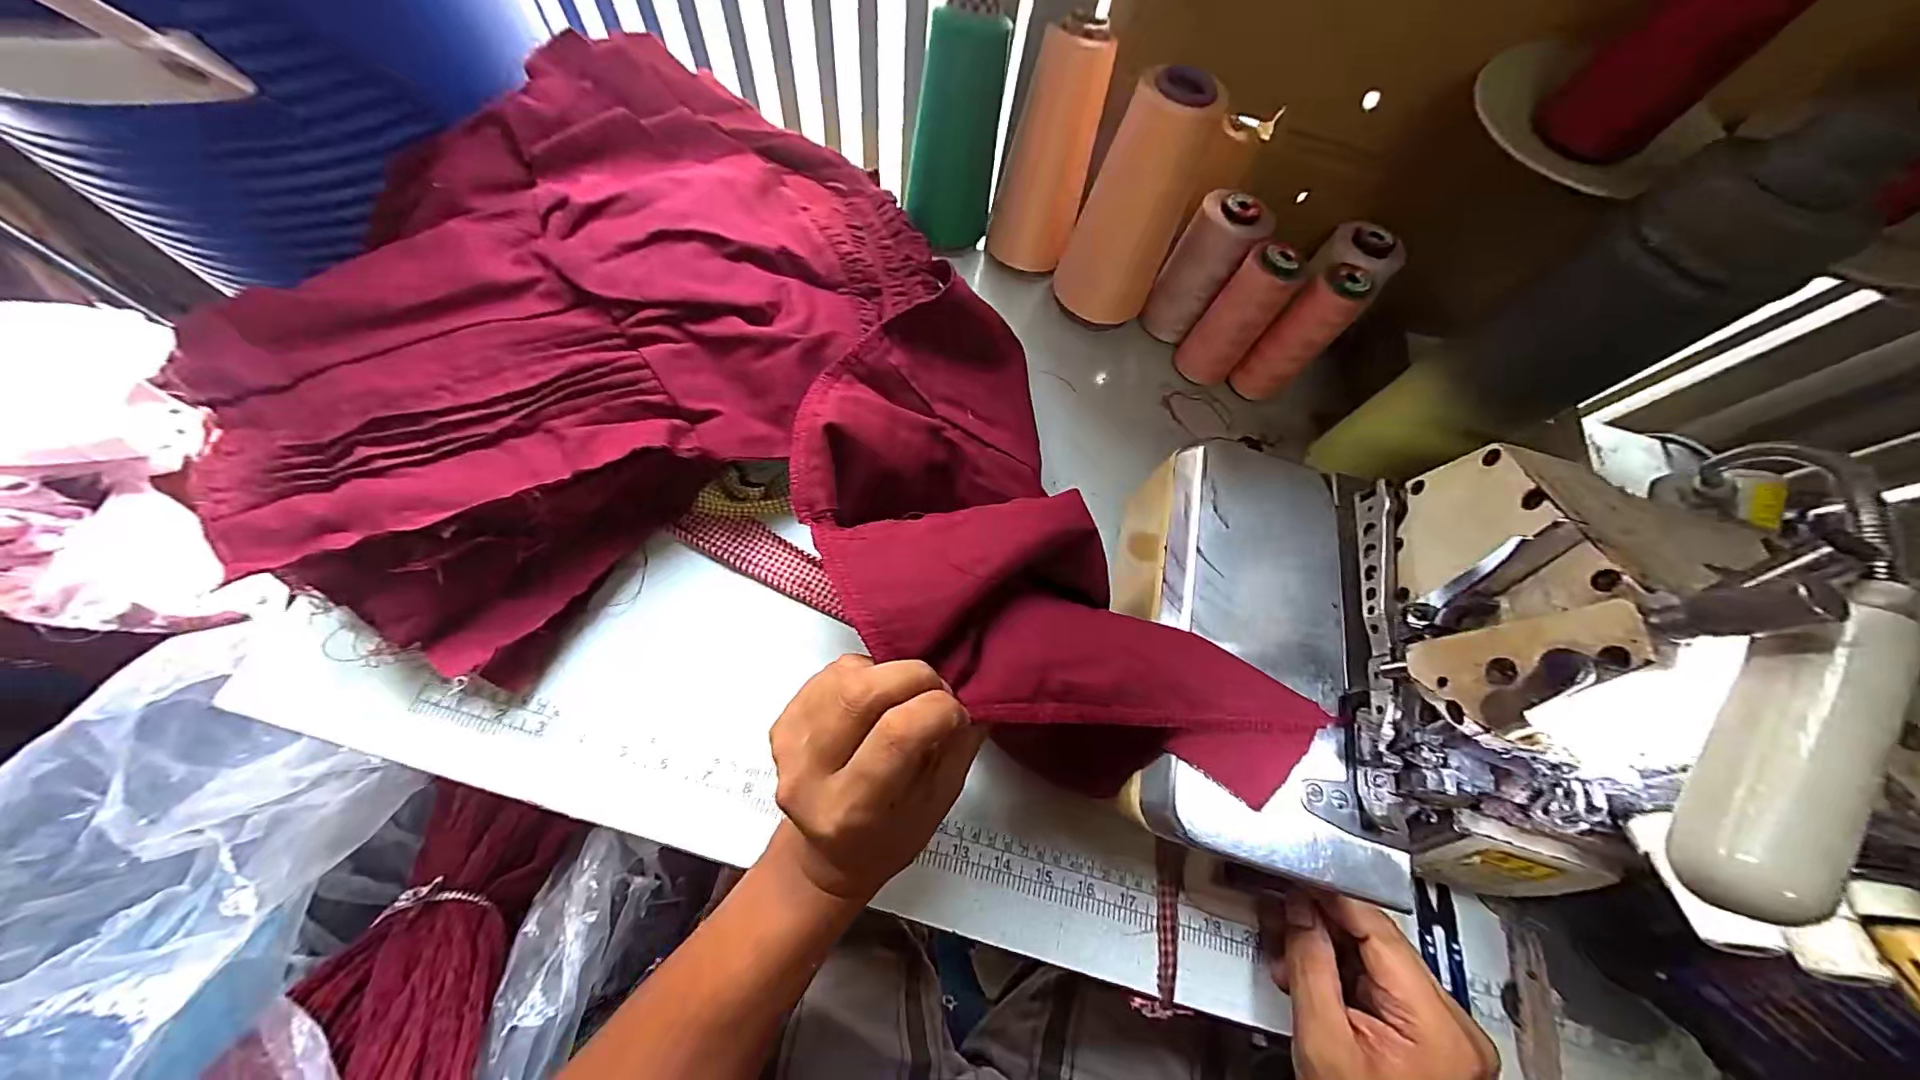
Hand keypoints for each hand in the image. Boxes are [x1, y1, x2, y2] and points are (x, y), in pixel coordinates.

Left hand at [768, 654, 986, 900]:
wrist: (826, 852)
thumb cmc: (888, 836)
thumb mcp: (937, 803)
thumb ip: (956, 748)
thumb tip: (973, 696)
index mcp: (849, 810)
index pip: (896, 734)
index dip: (940, 709)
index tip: (958, 713)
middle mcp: (807, 775)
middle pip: (862, 693)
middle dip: (916, 677)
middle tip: (937, 692)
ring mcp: (788, 745)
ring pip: (848, 674)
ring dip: (890, 673)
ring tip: (906, 696)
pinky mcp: (782, 720)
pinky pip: (833, 671)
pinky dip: (866, 671)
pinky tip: (877, 697)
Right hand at [1264, 890, 1497, 1079]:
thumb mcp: (1323, 1042)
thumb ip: (1311, 965)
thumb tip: (1300, 908)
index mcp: (1438, 1024)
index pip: (1379, 930)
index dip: (1331, 898)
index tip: (1294, 881)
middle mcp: (1457, 1025)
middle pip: (1380, 946)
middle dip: (1324, 929)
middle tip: (1281, 922)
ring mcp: (1450, 1036)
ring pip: (1380, 965)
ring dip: (1331, 954)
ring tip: (1290, 961)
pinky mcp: (1436, 1043)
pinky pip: (1386, 990)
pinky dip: (1347, 980)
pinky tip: (1315, 984)